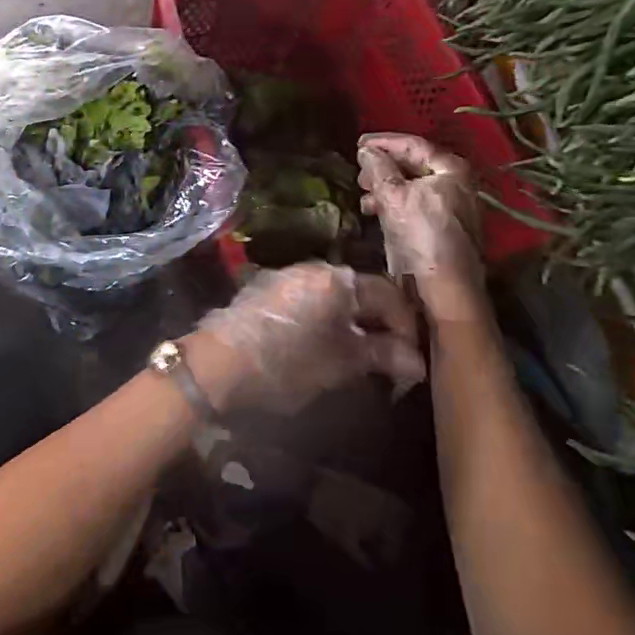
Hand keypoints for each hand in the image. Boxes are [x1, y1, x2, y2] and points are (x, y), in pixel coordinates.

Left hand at [192, 263, 425, 413]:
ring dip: (352, 325)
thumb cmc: (286, 362)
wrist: (218, 364)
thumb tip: (416, 361)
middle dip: (380, 326)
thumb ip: (381, 355)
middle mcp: (313, 270)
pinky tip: (325, 348)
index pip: (388, 295)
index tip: (412, 359)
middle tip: (390, 362)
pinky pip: (310, 302)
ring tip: (360, 359)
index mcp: (337, 279)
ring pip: (334, 298)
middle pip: (361, 293)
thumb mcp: (340, 363)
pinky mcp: (266, 293)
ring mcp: (286, 279)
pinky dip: (326, 322)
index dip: (406, 327)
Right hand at [357, 133, 485, 301]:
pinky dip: (392, 204)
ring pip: (411, 186)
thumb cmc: (422, 235)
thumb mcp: (393, 196)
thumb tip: (366, 150)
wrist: (444, 289)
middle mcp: (456, 184)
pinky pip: (412, 205)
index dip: (383, 142)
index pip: (413, 144)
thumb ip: (378, 168)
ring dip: (384, 186)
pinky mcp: (441, 228)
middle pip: (413, 165)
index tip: (358, 143)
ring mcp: (451, 207)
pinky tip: (374, 211)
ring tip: (363, 192)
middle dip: (383, 166)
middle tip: (359, 169)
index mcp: (451, 169)